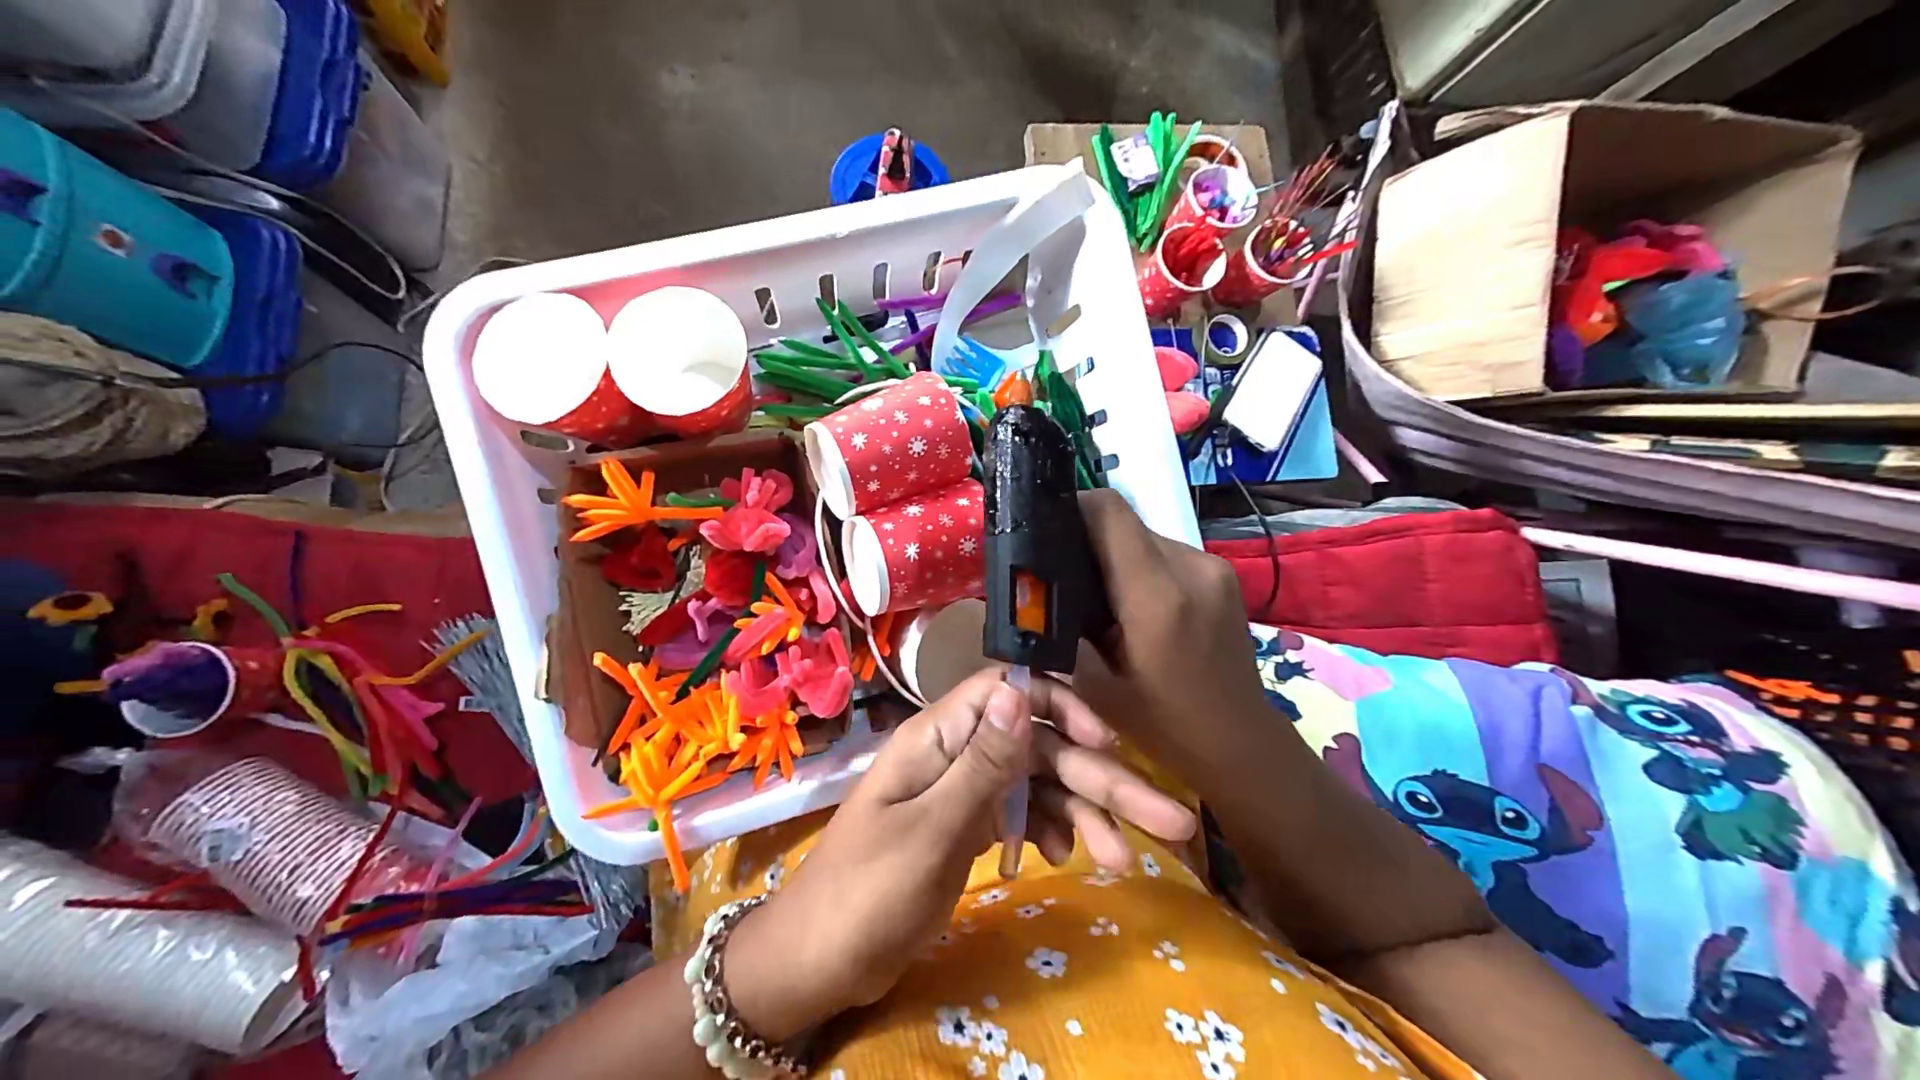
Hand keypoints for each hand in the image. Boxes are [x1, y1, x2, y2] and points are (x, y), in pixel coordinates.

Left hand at [726, 668, 1195, 1036]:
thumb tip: (1018, 690)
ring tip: (1122, 859)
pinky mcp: (968, 826)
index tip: (1104, 740)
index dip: (1060, 706)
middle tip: (1168, 820)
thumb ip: (980, 764)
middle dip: (1099, 778)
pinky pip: (1022, 815)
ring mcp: (963, 792)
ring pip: (1037, 785)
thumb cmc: (867, 892)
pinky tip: (1063, 858)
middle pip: (1038, 748)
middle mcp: (955, 754)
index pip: (1007, 692)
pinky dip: (1049, 832)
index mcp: (937, 737)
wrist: (820, 960)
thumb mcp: (930, 830)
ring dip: (1082, 814)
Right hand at [1074, 489, 1272, 775]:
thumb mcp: (1093, 683)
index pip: (1109, 512)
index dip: (1072, 509)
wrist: (1238, 742)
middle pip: (1125, 523)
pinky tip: (1136, 605)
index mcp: (1157, 595)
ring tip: (1103, 599)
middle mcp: (1191, 567)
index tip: (1046, 530)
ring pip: (1146, 536)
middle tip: (1066, 578)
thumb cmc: (1161, 723)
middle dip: (1090, 542)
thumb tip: (1038, 589)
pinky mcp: (1224, 573)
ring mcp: (1214, 567)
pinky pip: (1168, 553)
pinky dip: (1143, 568)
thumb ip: (1064, 627)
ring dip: (1118, 557)